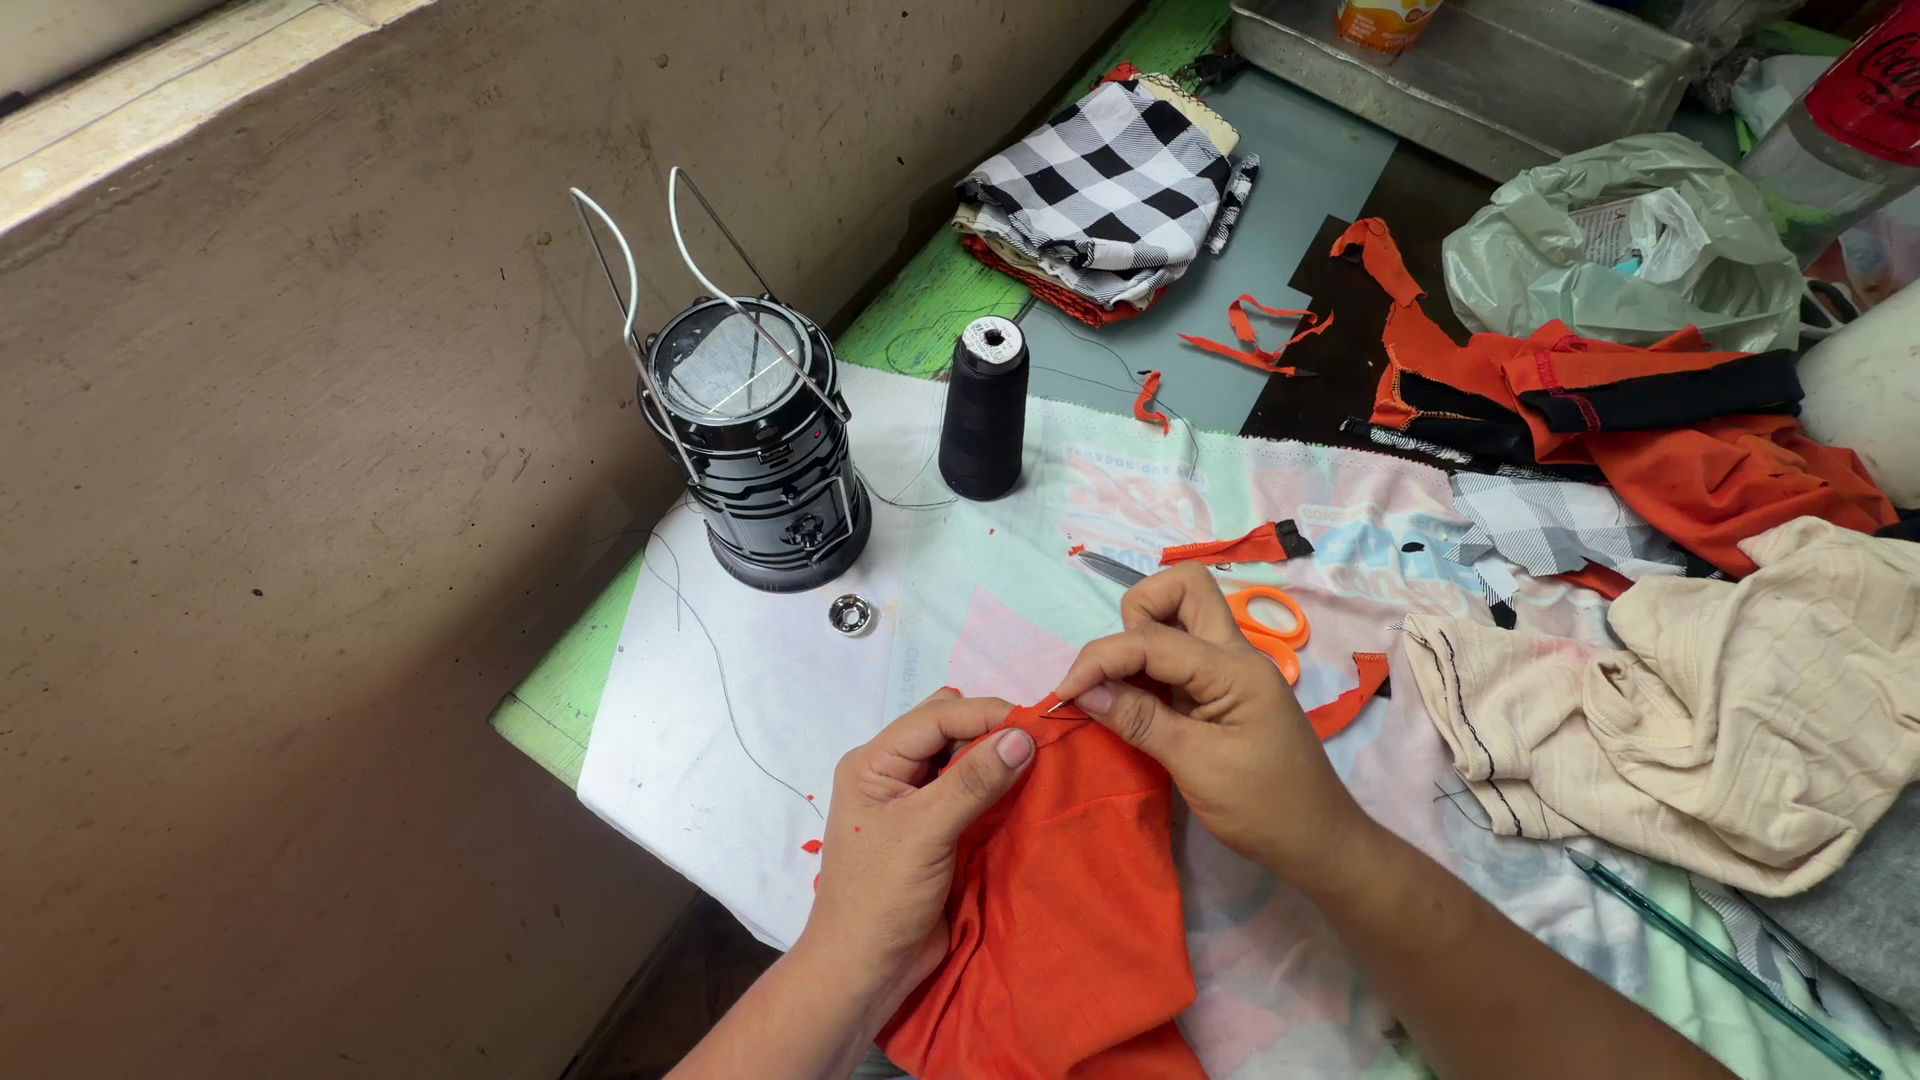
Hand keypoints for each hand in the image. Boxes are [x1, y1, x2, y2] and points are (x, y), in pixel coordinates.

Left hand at [795, 688, 1035, 1013]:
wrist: (866, 972)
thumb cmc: (882, 897)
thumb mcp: (926, 832)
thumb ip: (973, 782)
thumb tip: (1023, 736)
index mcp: (873, 762)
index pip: (934, 718)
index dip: (983, 713)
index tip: (1032, 723)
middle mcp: (891, 771)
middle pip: (945, 729)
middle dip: (988, 729)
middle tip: (1036, 738)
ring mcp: (912, 799)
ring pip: (958, 756)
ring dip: (993, 755)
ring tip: (1034, 755)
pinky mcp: (933, 825)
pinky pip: (967, 789)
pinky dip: (993, 783)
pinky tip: (1020, 783)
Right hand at [1053, 563, 1372, 885]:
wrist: (1319, 843)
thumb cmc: (1266, 809)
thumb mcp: (1197, 767)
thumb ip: (1140, 721)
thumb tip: (1084, 691)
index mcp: (1235, 669)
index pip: (1154, 638)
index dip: (1101, 658)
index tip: (1066, 693)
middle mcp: (1233, 654)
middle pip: (1183, 588)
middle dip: (1136, 611)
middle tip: (1114, 668)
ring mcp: (1228, 668)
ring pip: (1181, 612)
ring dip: (1140, 635)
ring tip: (1118, 687)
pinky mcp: (1220, 688)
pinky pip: (1178, 651)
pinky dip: (1146, 663)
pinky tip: (1131, 698)